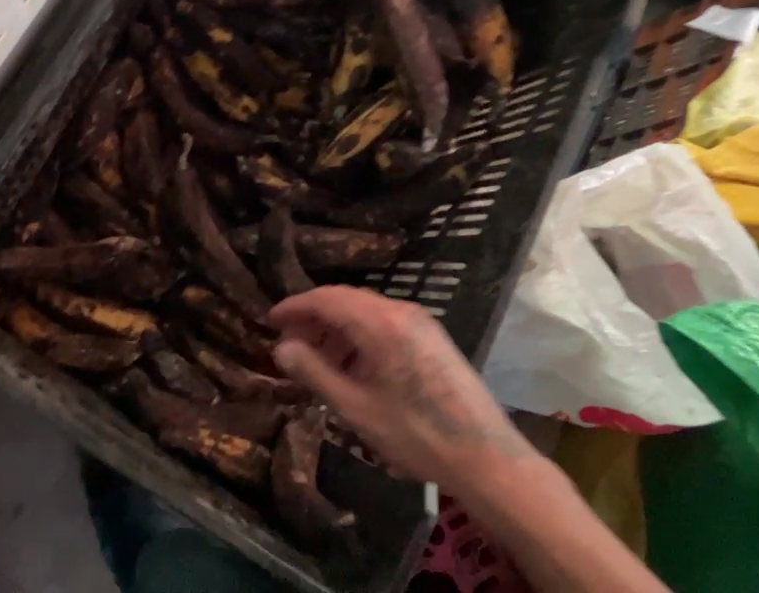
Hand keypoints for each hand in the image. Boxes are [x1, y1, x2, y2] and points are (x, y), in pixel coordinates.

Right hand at [270, 286, 533, 489]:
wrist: (488, 459)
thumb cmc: (416, 433)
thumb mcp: (355, 408)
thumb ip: (314, 372)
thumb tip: (281, 348)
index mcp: (380, 323)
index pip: (325, 299)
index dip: (294, 307)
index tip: (270, 321)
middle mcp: (401, 312)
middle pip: (345, 300)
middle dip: (314, 318)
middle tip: (290, 344)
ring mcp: (421, 324)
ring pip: (365, 312)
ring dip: (336, 329)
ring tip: (317, 361)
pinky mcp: (433, 340)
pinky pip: (384, 324)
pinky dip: (359, 337)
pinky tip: (352, 368)